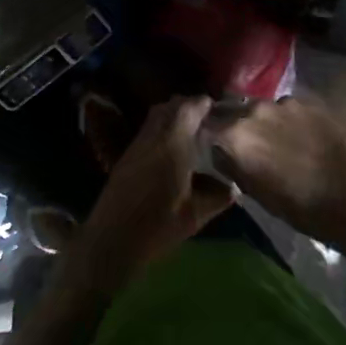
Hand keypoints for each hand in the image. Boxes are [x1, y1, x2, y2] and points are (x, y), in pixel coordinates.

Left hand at [74, 97, 235, 287]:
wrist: (112, 240)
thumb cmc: (157, 228)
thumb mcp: (195, 215)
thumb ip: (217, 197)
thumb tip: (233, 188)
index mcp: (172, 147)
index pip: (188, 110)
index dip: (203, 104)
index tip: (217, 108)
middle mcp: (152, 139)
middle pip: (169, 107)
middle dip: (188, 106)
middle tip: (206, 118)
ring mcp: (136, 146)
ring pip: (155, 117)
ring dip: (173, 116)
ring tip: (191, 131)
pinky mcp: (126, 156)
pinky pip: (147, 131)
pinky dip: (161, 129)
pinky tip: (172, 148)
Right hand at [211, 96, 345, 240]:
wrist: (340, 197)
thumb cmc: (288, 201)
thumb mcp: (248, 187)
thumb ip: (227, 161)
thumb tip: (219, 149)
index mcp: (234, 133)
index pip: (208, 123)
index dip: (209, 131)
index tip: (213, 139)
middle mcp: (253, 109)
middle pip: (233, 108)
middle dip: (234, 121)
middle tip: (245, 138)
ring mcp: (282, 103)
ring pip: (261, 105)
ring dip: (262, 118)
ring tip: (275, 135)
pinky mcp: (307, 102)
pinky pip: (288, 106)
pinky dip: (287, 117)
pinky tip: (298, 133)